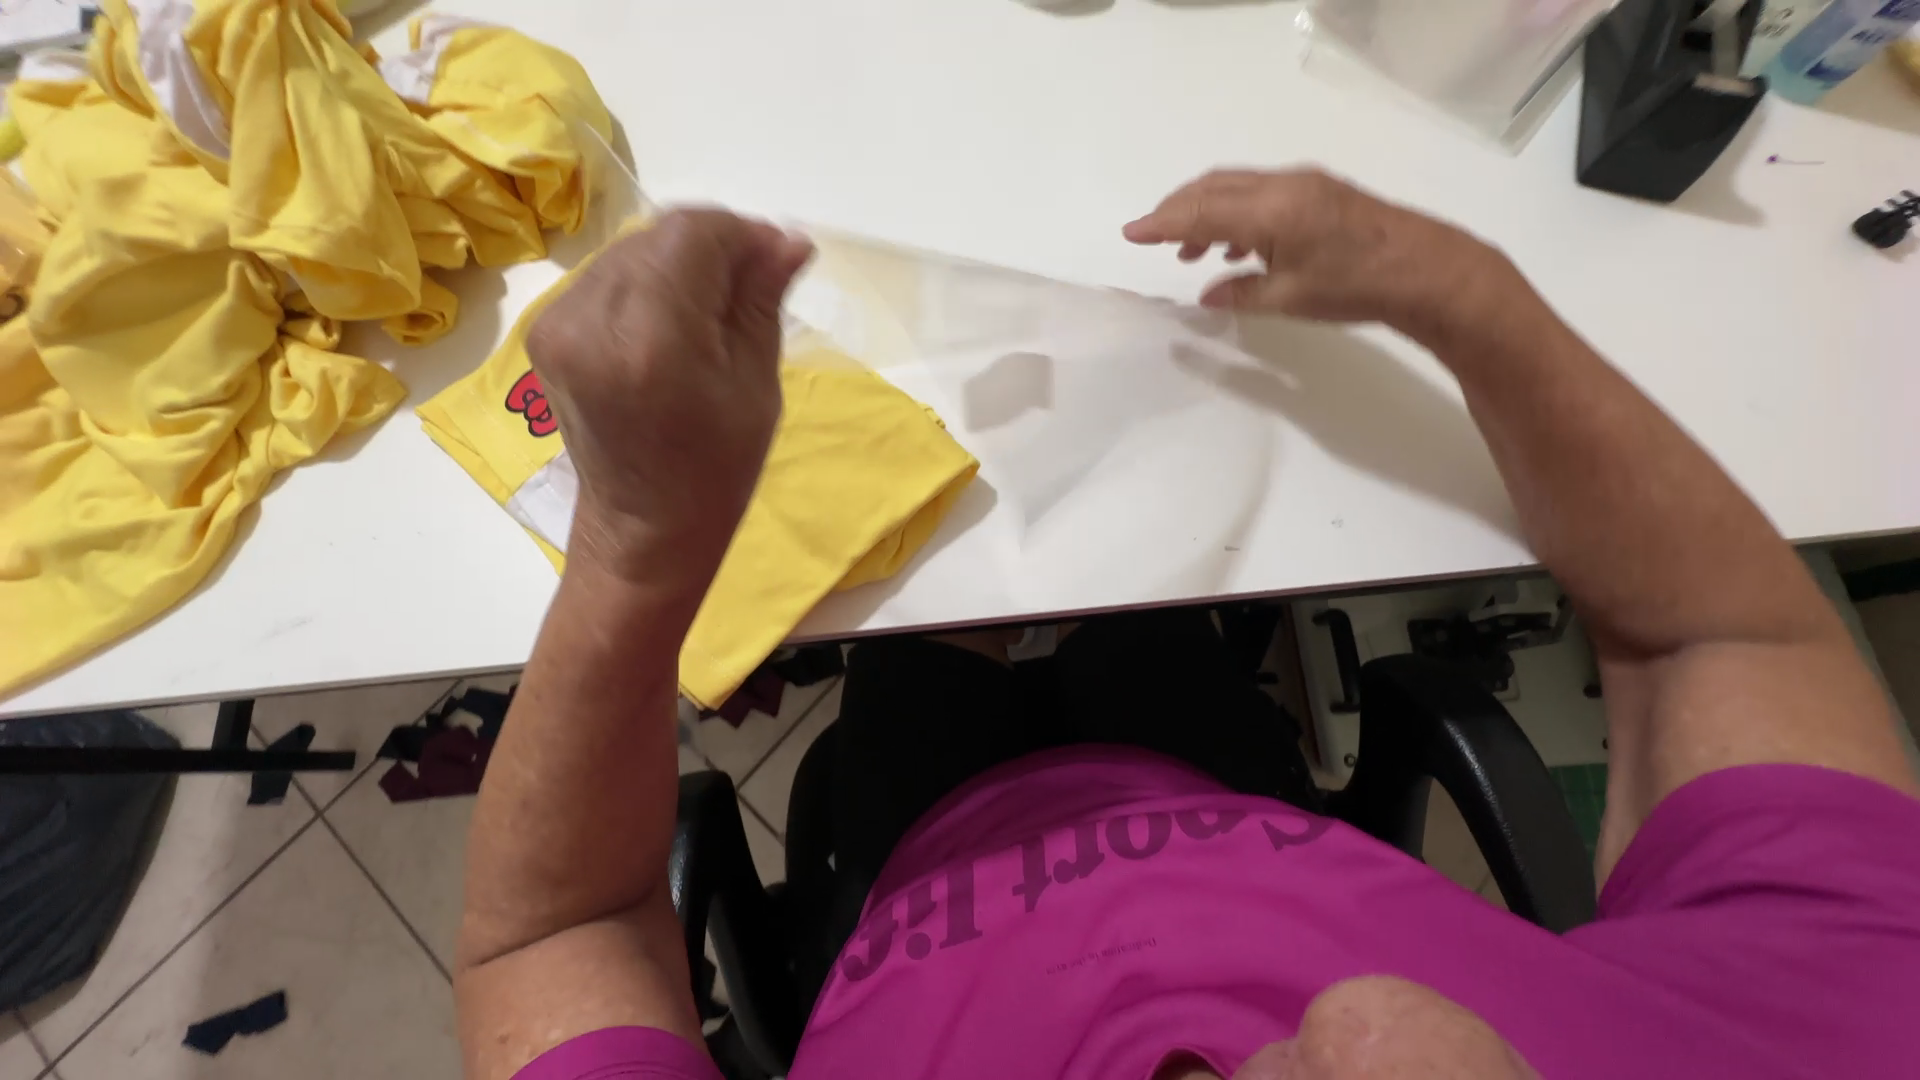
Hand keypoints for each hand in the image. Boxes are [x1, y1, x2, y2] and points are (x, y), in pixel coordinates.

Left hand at [527, 208, 812, 602]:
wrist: (646, 524)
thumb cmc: (719, 469)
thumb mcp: (756, 386)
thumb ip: (762, 301)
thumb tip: (788, 240)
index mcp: (654, 341)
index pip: (693, 235)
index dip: (741, 233)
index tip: (776, 256)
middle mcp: (592, 320)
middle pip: (659, 236)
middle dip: (714, 247)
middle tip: (754, 282)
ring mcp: (557, 323)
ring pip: (631, 251)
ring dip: (681, 263)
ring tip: (714, 309)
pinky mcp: (545, 331)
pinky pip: (607, 278)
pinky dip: (648, 284)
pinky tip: (674, 322)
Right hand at [1123, 168, 1520, 343]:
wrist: (1424, 270)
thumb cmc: (1354, 289)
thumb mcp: (1288, 299)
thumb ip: (1240, 292)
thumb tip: (1206, 294)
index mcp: (1272, 213)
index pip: (1201, 212)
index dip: (1162, 223)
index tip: (1131, 232)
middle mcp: (1283, 187)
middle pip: (1214, 188)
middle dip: (1176, 210)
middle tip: (1150, 235)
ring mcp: (1303, 184)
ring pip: (1236, 187)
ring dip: (1204, 213)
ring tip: (1186, 253)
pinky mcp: (1317, 191)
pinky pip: (1258, 193)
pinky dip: (1233, 214)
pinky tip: (1231, 248)